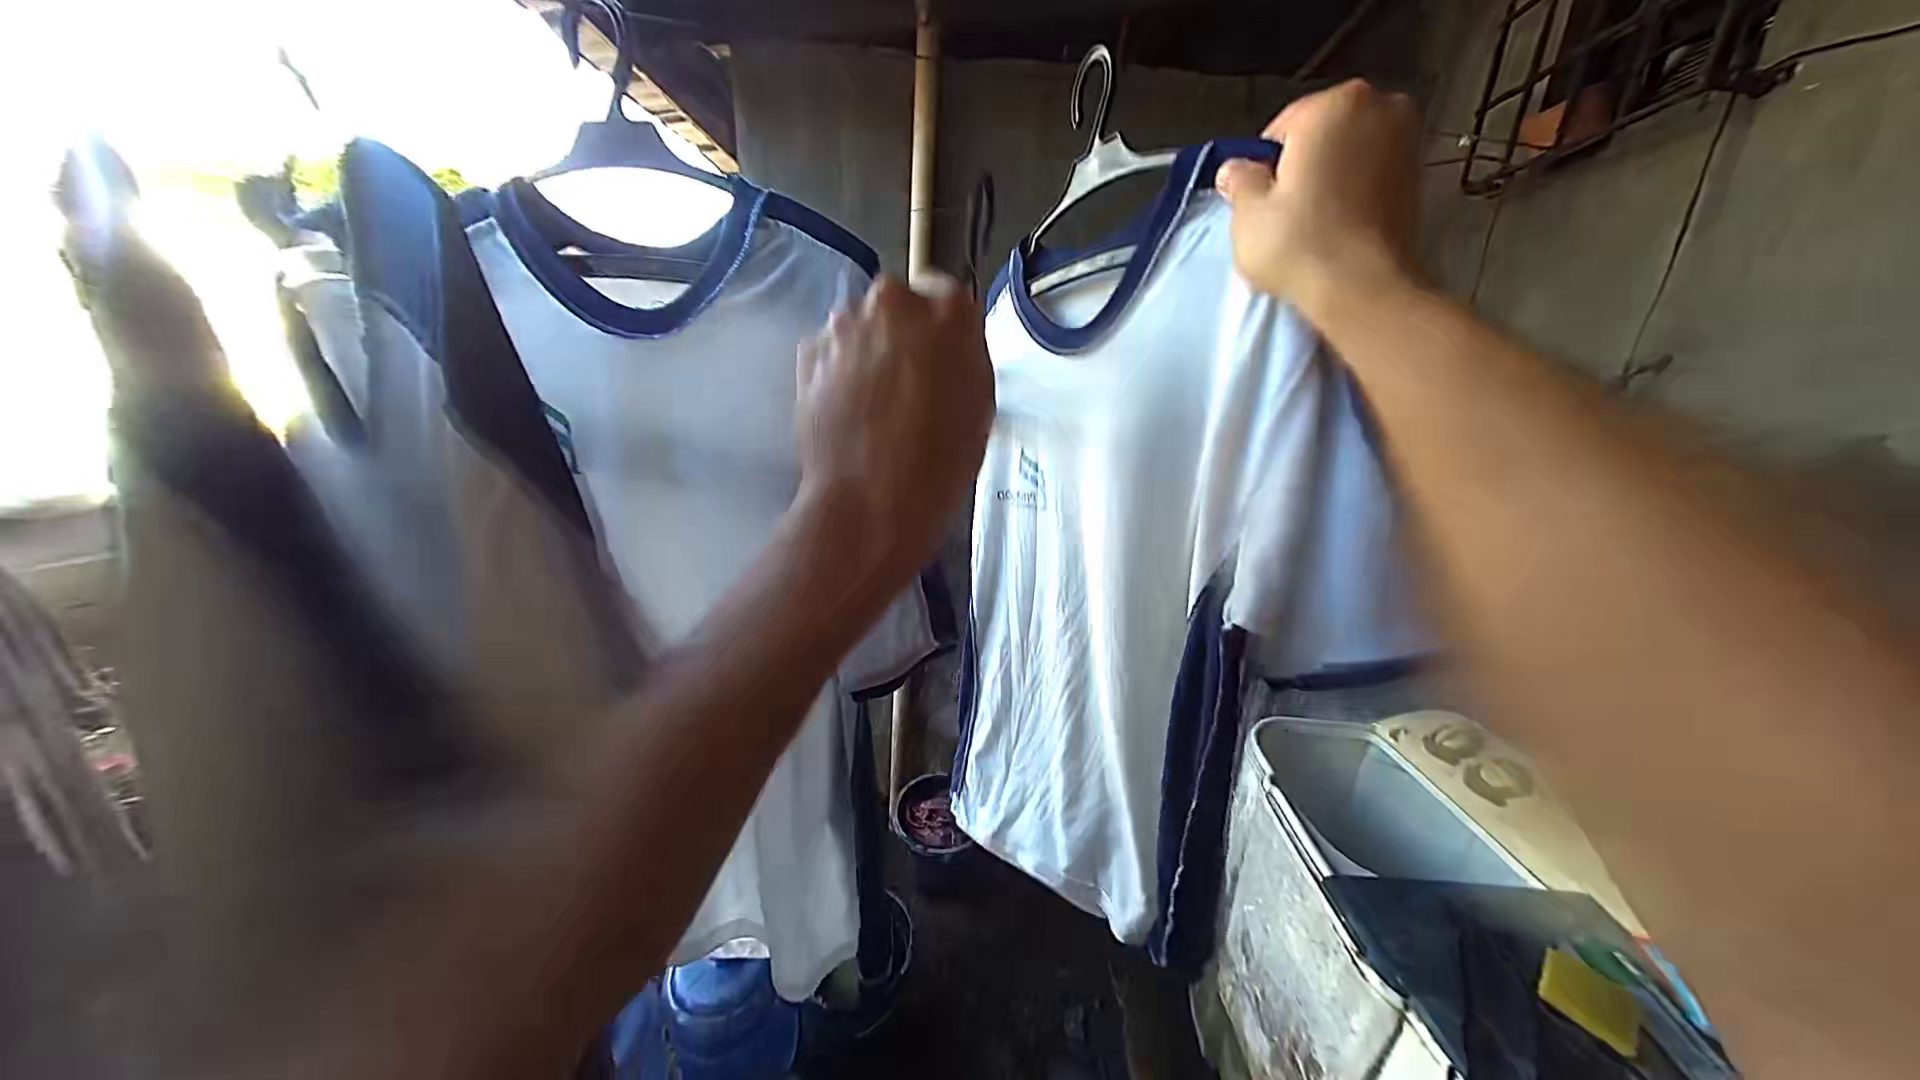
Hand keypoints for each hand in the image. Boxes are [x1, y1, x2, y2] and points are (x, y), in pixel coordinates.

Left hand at [792, 272, 994, 589]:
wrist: (871, 499)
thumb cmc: (940, 461)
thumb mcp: (979, 405)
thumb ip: (963, 358)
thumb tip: (945, 347)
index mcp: (949, 313)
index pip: (946, 293)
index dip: (940, 327)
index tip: (938, 353)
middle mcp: (894, 302)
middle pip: (898, 304)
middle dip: (900, 333)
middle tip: (906, 382)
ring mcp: (845, 324)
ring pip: (860, 326)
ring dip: (866, 351)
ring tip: (870, 404)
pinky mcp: (809, 351)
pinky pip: (830, 350)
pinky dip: (837, 370)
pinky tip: (846, 410)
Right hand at [1215, 79, 1422, 324]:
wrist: (1362, 287)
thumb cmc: (1300, 244)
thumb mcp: (1248, 214)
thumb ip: (1240, 181)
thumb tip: (1236, 168)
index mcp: (1334, 105)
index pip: (1283, 126)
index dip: (1264, 165)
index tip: (1259, 200)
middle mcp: (1380, 105)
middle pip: (1321, 135)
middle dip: (1301, 165)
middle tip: (1283, 213)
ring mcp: (1407, 140)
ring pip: (1348, 154)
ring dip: (1328, 179)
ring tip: (1312, 223)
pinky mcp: (1418, 175)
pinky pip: (1370, 175)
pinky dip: (1352, 193)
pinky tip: (1337, 227)